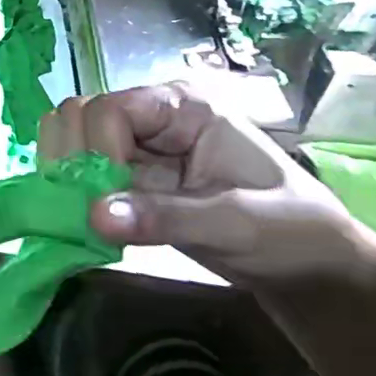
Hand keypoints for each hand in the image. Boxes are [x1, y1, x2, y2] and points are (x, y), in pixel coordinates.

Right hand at [40, 83, 375, 287]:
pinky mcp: (125, 176)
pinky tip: (88, 221)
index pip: (110, 110)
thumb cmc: (291, 232)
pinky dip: (71, 193)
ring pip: (69, 138)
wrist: (307, 268)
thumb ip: (165, 217)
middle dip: (75, 160)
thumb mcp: (237, 225)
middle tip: (91, 207)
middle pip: (78, 115)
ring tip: (89, 215)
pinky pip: (78, 172)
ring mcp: (134, 146)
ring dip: (67, 175)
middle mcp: (150, 116)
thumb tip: (93, 216)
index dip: (99, 150)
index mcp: (181, 106)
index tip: (106, 200)